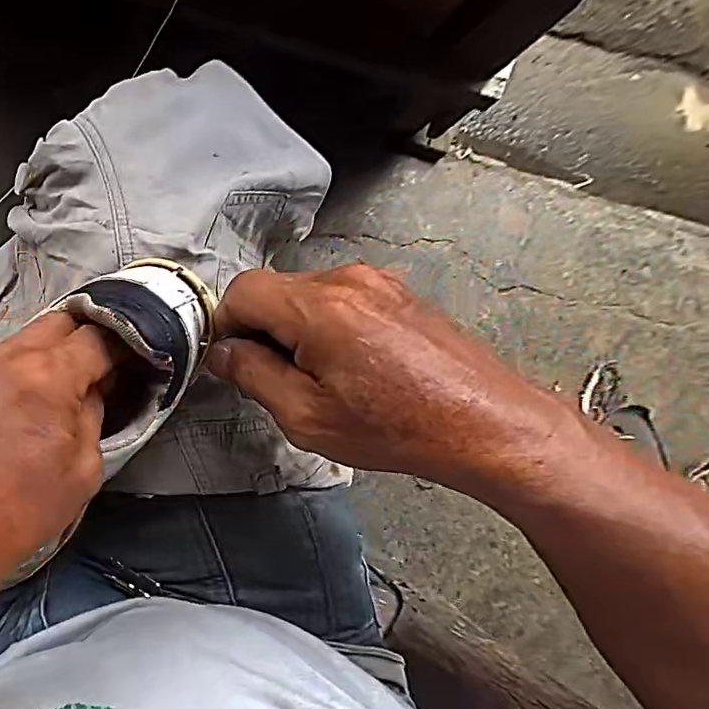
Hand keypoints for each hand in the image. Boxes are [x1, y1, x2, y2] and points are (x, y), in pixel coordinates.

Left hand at [0, 313, 118, 593]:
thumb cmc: (25, 509)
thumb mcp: (85, 466)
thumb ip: (94, 412)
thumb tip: (97, 385)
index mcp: (47, 377)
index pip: (97, 338)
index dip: (123, 346)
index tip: (136, 360)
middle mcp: (9, 358)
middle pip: (61, 320)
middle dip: (89, 336)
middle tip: (104, 366)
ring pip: (30, 334)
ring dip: (56, 348)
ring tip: (70, 382)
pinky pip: (5, 356)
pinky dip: (28, 363)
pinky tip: (36, 394)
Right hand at [205, 265, 584, 498]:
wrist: (484, 424)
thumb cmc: (404, 426)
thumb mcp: (307, 416)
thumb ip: (253, 376)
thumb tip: (226, 354)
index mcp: (319, 308)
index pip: (242, 291)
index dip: (224, 325)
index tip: (228, 355)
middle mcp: (348, 281)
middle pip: (273, 290)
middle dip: (259, 330)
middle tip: (271, 377)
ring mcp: (376, 283)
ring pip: (304, 295)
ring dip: (293, 330)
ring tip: (316, 379)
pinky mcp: (395, 294)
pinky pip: (338, 299)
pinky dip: (324, 327)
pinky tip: (346, 369)